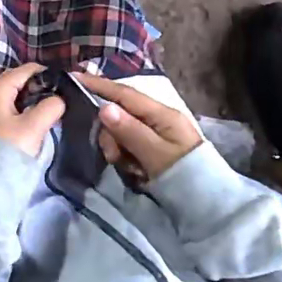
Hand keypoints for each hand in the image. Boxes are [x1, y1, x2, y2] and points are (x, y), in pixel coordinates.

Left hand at [0, 64, 65, 156]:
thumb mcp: (34, 126)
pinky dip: (19, 110)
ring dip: (29, 101)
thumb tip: (59, 100)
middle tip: (57, 99)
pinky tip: (31, 121)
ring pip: (11, 96)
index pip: (26, 70)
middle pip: (17, 81)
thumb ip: (51, 107)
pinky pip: (5, 108)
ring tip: (48, 111)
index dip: (46, 74)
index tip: (64, 85)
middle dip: (37, 87)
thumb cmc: (9, 147)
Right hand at [74, 74, 202, 183]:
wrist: (207, 203)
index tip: (75, 77)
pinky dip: (128, 159)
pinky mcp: (154, 149)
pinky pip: (130, 147)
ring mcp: (156, 134)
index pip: (125, 94)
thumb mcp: (155, 153)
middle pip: (120, 115)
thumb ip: (130, 130)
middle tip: (114, 157)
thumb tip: (104, 107)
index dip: (100, 85)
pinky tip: (138, 172)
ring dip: (119, 150)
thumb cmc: (184, 175)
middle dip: (111, 134)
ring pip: (122, 133)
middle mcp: (158, 119)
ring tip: (131, 169)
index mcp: (162, 114)